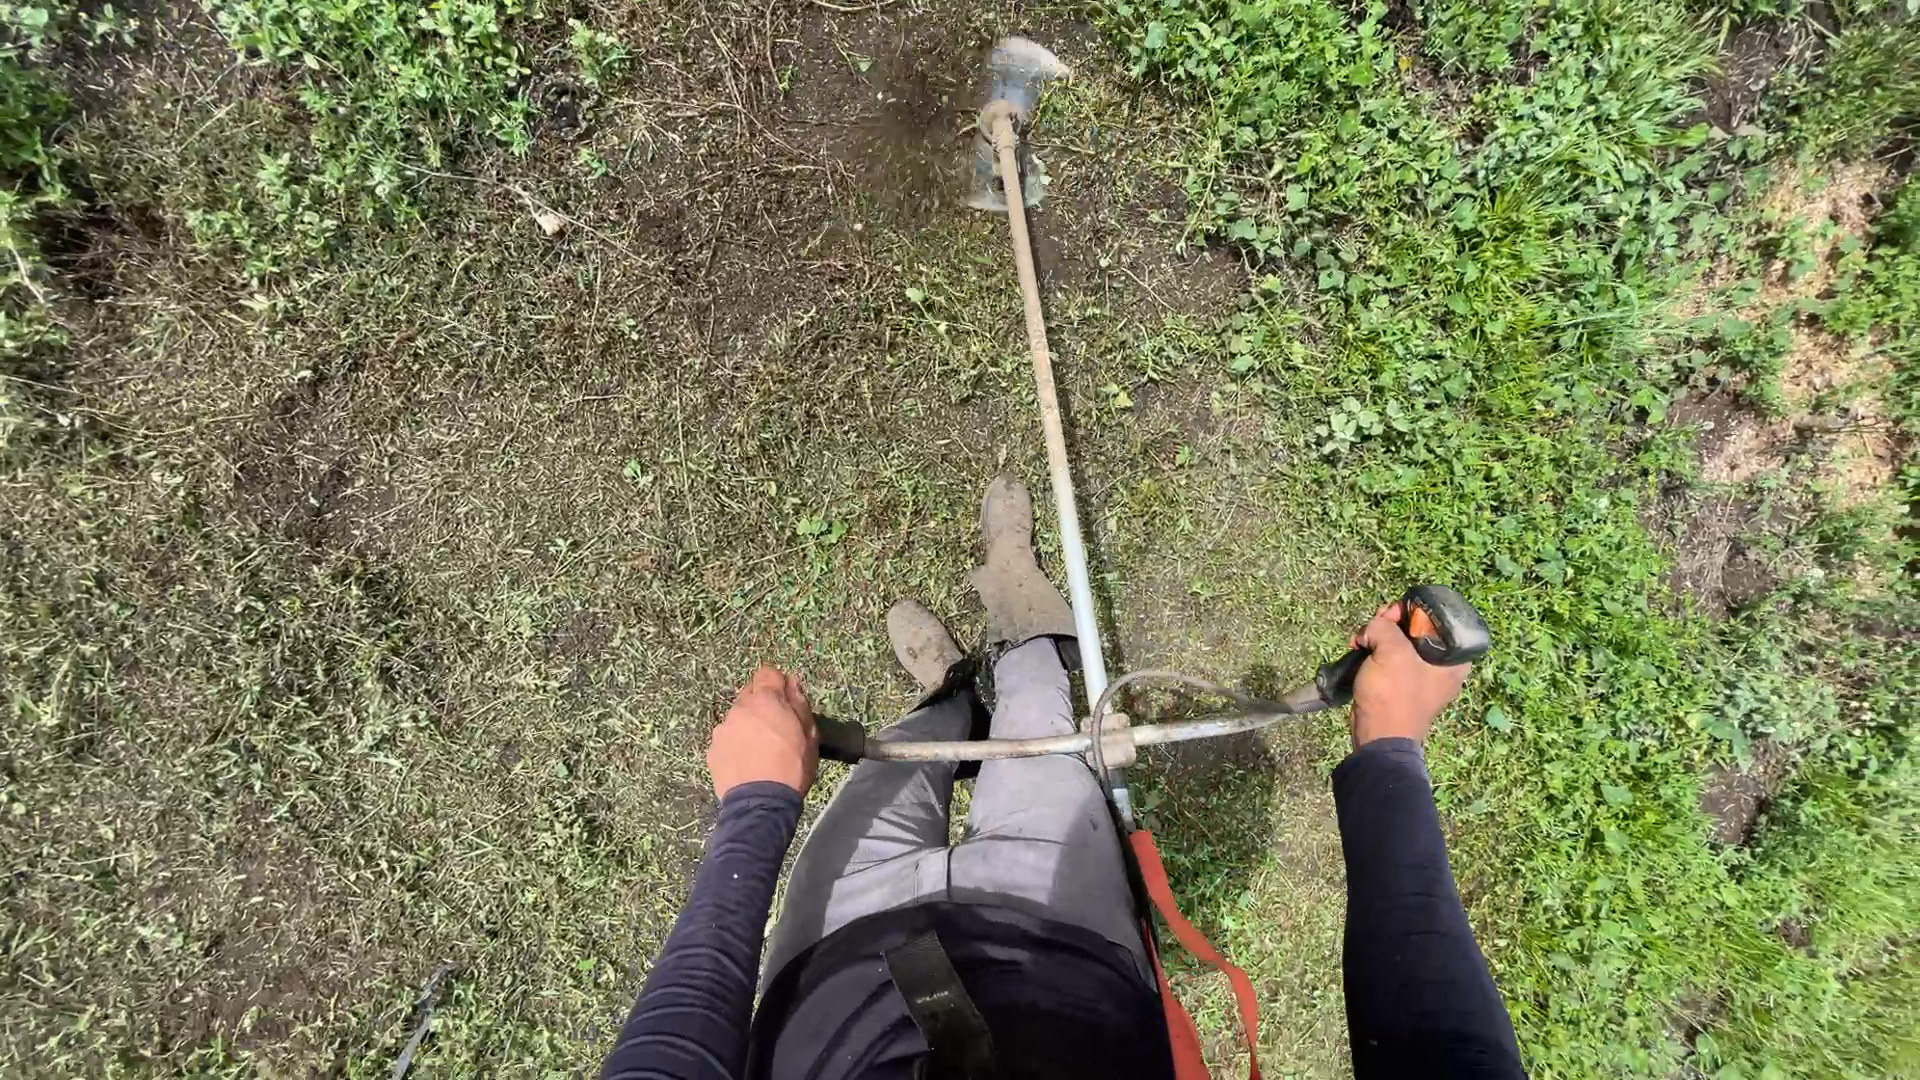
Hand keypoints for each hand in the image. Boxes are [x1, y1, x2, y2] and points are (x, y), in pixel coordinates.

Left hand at [708, 666, 817, 797]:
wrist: (761, 804)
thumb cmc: (792, 767)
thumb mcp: (809, 735)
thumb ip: (799, 704)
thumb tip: (792, 684)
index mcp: (766, 700)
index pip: (767, 673)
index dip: (778, 684)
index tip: (786, 700)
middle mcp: (740, 708)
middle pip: (750, 693)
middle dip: (762, 704)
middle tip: (776, 727)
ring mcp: (723, 730)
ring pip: (737, 717)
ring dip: (748, 724)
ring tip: (760, 749)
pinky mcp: (712, 750)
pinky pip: (726, 738)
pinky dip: (736, 744)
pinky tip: (746, 762)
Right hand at [1349, 601, 1470, 749]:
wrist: (1379, 734)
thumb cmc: (1394, 694)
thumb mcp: (1391, 653)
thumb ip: (1384, 627)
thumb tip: (1373, 629)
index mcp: (1455, 657)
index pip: (1436, 617)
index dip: (1410, 611)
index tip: (1388, 615)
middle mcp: (1443, 663)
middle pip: (1415, 626)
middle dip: (1389, 623)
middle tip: (1371, 628)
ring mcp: (1422, 672)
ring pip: (1399, 639)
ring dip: (1376, 635)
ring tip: (1359, 642)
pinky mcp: (1402, 680)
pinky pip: (1390, 654)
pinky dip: (1374, 649)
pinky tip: (1358, 649)